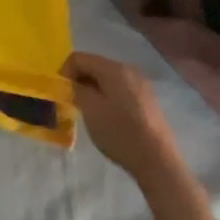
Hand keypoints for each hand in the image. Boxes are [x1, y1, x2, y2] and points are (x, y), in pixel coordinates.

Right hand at [62, 52, 182, 180]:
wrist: (158, 162)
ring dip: (94, 89)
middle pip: (95, 66)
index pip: (79, 58)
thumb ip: (76, 89)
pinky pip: (121, 89)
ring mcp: (142, 85)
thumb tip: (72, 83)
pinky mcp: (148, 100)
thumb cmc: (119, 132)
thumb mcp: (90, 109)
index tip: (61, 92)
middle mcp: (130, 70)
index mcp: (114, 69)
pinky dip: (108, 96)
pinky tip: (108, 116)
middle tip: (72, 101)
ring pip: (108, 79)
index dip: (64, 71)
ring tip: (89, 110)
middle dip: (80, 80)